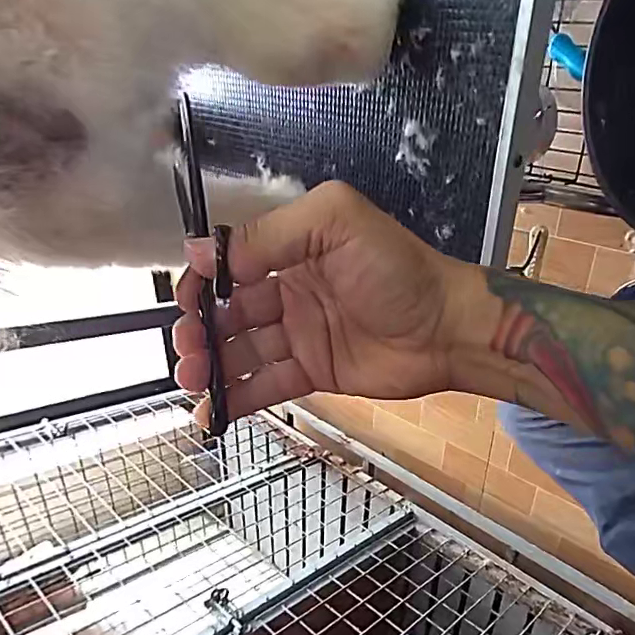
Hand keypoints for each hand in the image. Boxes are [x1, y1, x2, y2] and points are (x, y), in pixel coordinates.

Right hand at [172, 181, 498, 425]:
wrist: (449, 328)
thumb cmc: (403, 270)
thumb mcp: (337, 224)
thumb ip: (273, 234)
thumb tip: (201, 252)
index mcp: (292, 253)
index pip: (230, 267)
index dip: (202, 284)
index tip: (186, 301)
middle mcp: (292, 294)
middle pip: (230, 313)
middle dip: (200, 330)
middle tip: (186, 349)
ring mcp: (304, 336)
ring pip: (243, 352)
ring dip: (212, 365)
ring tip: (191, 378)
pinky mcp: (319, 372)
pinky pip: (269, 385)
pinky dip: (238, 397)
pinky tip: (212, 410)